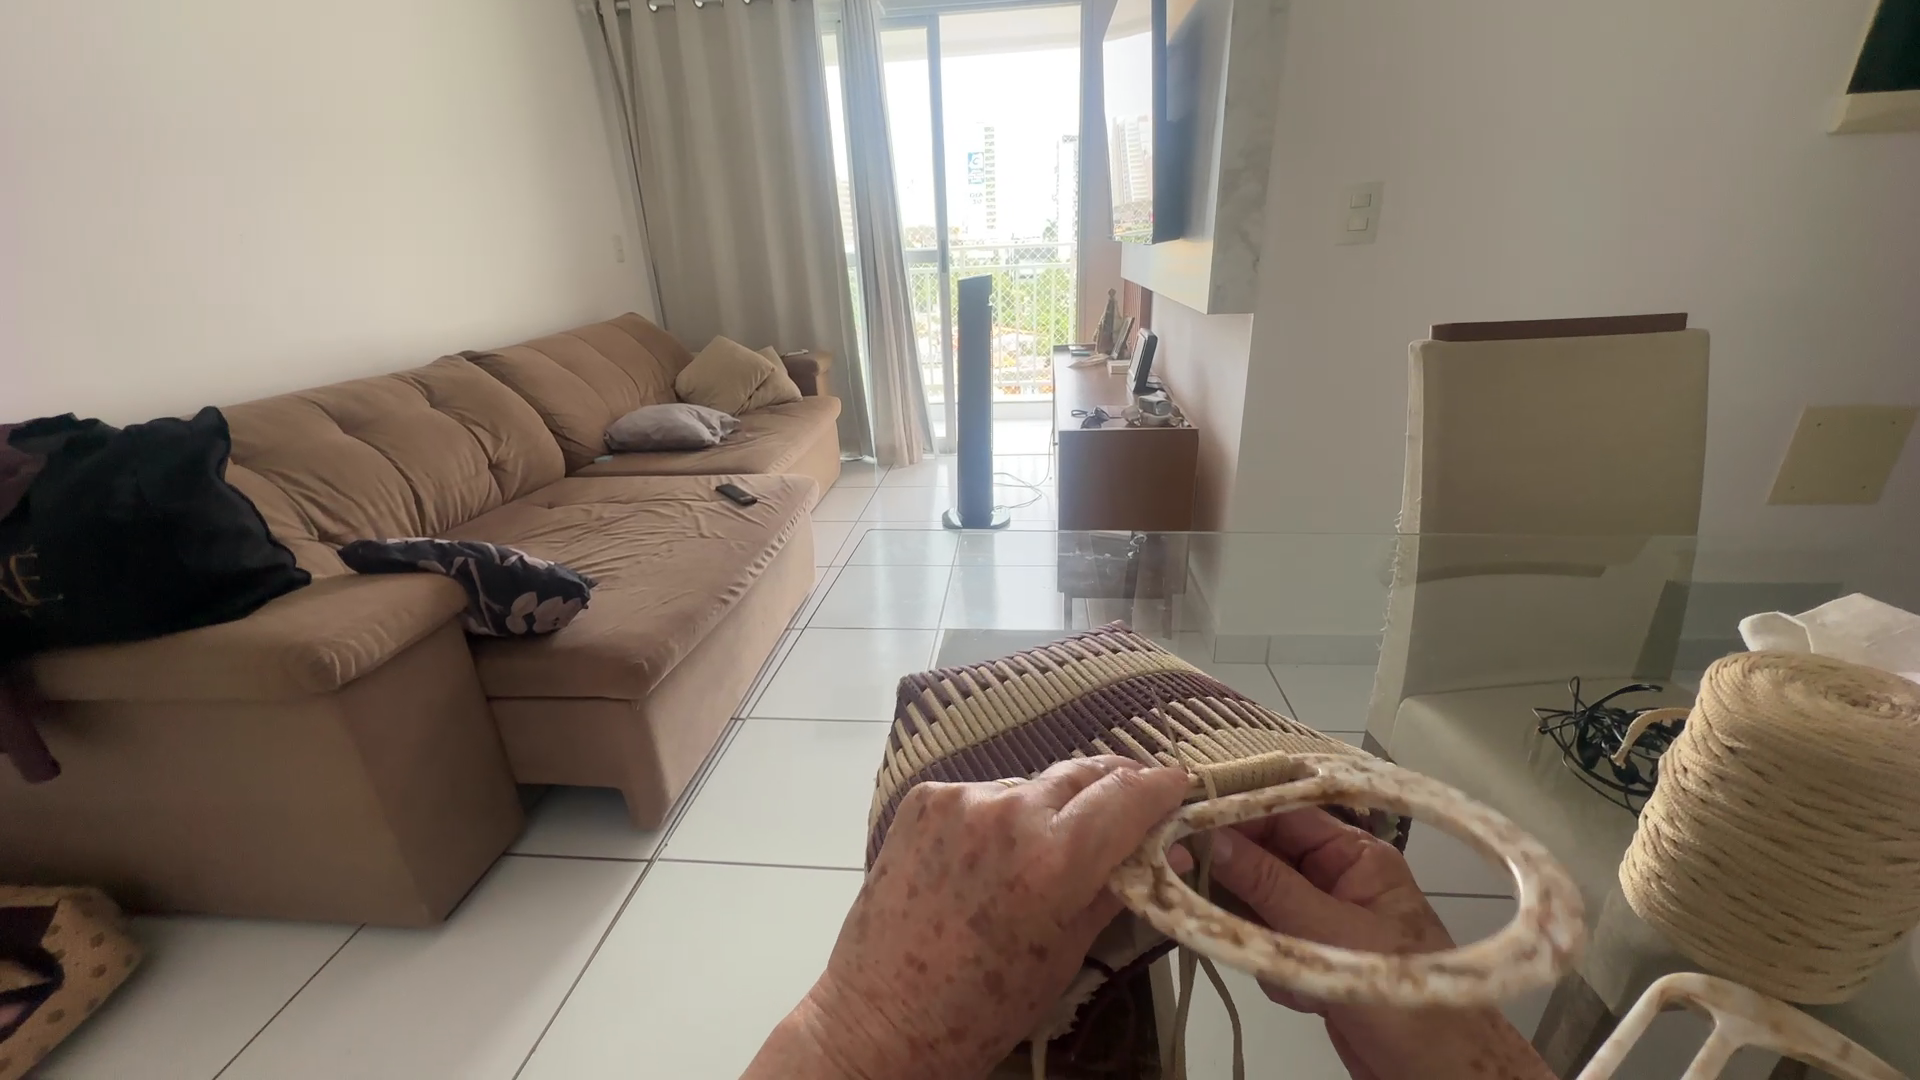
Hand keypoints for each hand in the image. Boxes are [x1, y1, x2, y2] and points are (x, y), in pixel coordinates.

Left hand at [745, 756, 1191, 1079]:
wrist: (879, 1014)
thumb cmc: (982, 1006)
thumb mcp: (1065, 954)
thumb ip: (1118, 888)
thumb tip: (1170, 849)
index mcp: (1052, 860)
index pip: (1127, 796)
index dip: (1162, 786)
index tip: (1180, 782)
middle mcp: (1008, 811)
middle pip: (1083, 772)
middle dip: (1115, 782)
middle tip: (1134, 796)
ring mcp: (960, 797)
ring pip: (1032, 783)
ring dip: (1053, 804)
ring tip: (1047, 844)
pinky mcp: (925, 795)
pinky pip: (986, 792)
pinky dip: (1002, 813)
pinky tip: (992, 852)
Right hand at [1205, 809, 1554, 1079]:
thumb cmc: (1404, 1002)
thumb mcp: (1330, 935)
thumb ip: (1266, 883)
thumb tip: (1208, 835)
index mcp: (1354, 854)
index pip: (1282, 813)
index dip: (1233, 812)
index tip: (1182, 817)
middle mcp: (1336, 876)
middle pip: (1264, 856)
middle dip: (1241, 884)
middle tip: (1196, 887)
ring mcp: (1323, 917)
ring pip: (1257, 901)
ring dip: (1258, 935)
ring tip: (1282, 967)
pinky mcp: (1313, 956)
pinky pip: (1266, 941)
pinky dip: (1272, 967)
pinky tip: (1301, 996)